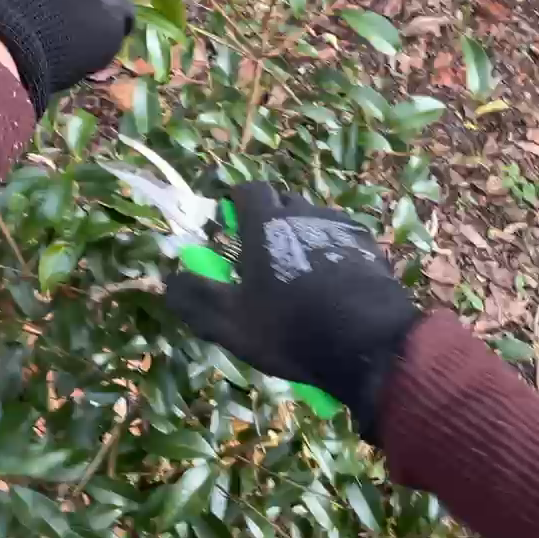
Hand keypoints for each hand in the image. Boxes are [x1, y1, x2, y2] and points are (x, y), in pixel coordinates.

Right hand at [165, 183, 420, 437]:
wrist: (370, 347)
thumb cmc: (292, 330)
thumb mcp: (231, 324)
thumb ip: (195, 299)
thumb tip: (168, 281)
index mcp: (268, 224)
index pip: (248, 189)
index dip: (235, 202)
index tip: (229, 224)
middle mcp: (306, 215)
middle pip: (283, 202)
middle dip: (268, 218)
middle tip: (259, 253)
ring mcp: (343, 230)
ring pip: (314, 220)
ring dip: (300, 236)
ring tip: (296, 272)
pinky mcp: (370, 250)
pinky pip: (341, 240)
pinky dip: (329, 252)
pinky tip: (330, 284)